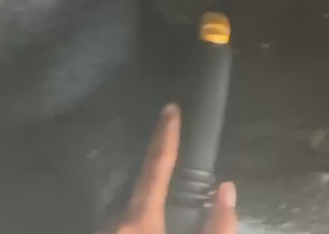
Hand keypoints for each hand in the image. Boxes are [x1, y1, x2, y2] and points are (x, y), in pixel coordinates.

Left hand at [113, 105, 236, 233]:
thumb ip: (217, 227)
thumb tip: (227, 189)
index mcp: (139, 220)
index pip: (156, 168)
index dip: (166, 136)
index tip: (170, 108)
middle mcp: (113, 223)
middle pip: (138, 196)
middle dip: (154, 189)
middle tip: (170, 191)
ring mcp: (102, 232)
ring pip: (125, 216)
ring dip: (141, 216)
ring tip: (159, 216)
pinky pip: (118, 227)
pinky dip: (131, 226)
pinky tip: (143, 228)